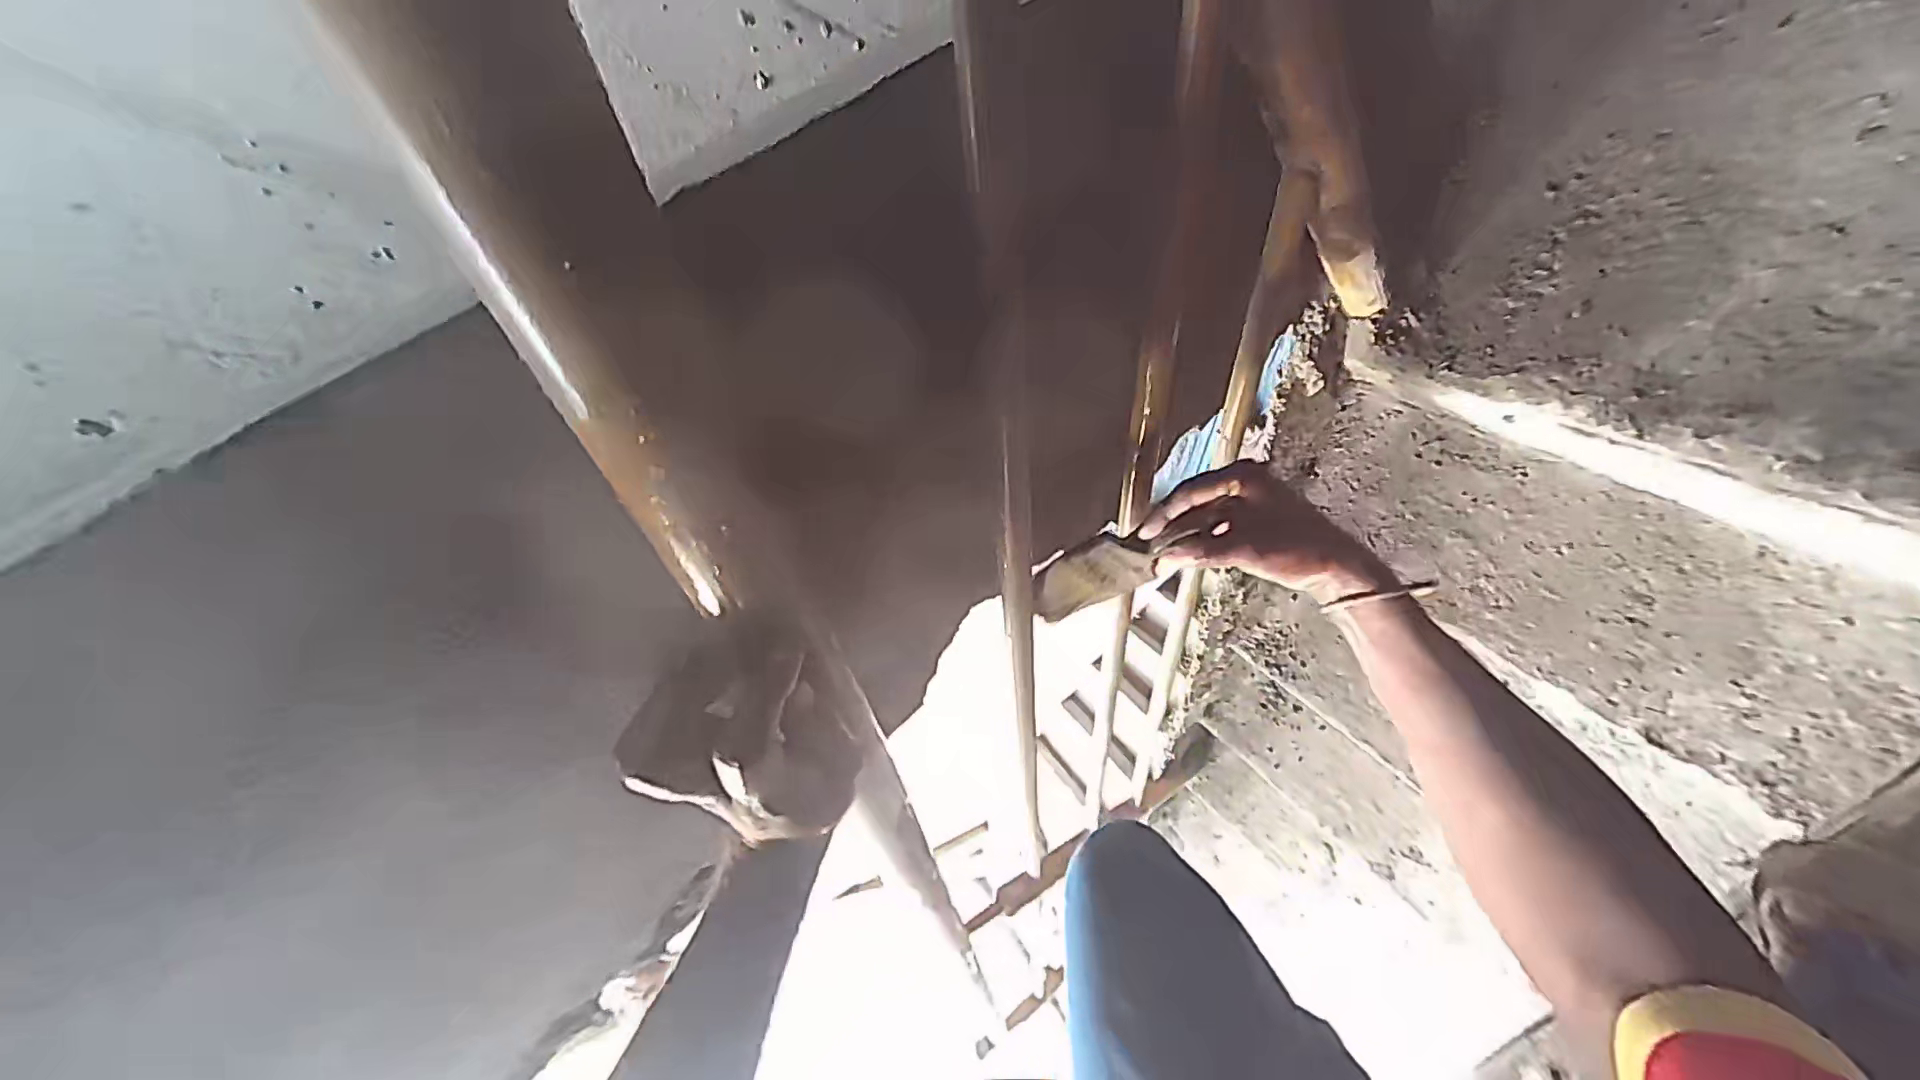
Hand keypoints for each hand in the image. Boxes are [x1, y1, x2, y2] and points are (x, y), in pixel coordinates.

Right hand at [1136, 461, 1398, 604]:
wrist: (1337, 568)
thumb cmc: (1295, 548)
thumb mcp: (1242, 548)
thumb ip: (1199, 551)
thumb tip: (1162, 558)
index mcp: (1242, 476)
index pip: (1190, 492)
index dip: (1163, 515)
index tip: (1143, 533)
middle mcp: (1244, 484)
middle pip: (1194, 505)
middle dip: (1170, 527)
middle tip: (1146, 546)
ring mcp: (1249, 503)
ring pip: (1204, 519)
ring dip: (1183, 538)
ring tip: (1161, 555)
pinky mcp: (1253, 523)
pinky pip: (1216, 530)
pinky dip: (1200, 543)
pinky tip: (1184, 556)